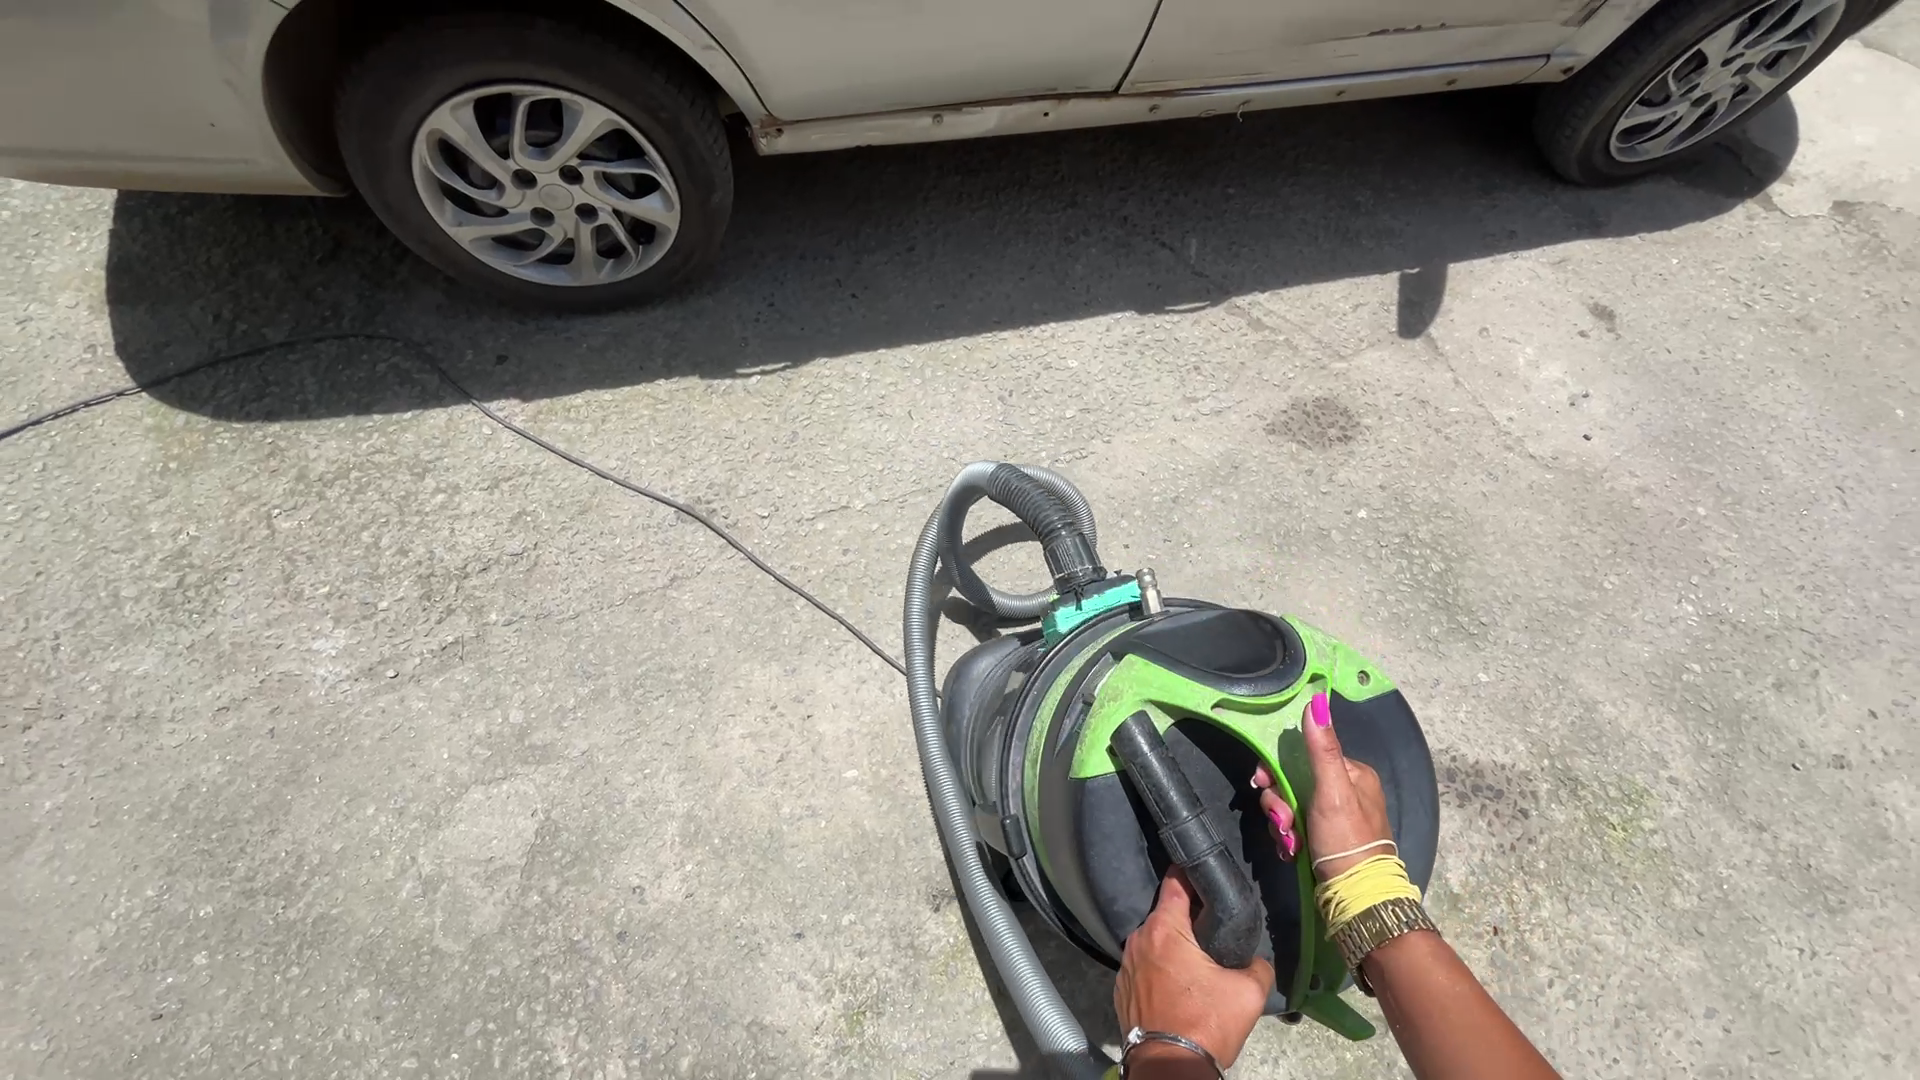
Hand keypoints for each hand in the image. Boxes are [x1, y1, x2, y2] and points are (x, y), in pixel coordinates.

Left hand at [1114, 868, 1274, 1069]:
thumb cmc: (1206, 1024)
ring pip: (1151, 943)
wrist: (1169, 1068)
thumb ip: (1258, 966)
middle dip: (1184, 920)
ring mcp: (1125, 964)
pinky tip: (1173, 987)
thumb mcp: (1247, 994)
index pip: (1174, 884)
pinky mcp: (1120, 989)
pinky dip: (1155, 971)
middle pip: (1163, 916)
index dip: (1188, 875)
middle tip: (1207, 929)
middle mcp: (1138, 939)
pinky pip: (1141, 968)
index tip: (1200, 871)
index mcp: (1164, 930)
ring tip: (1192, 963)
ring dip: (1169, 948)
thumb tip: (1258, 960)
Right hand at [1253, 691, 1394, 880]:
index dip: (1277, 766)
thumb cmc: (1346, 840)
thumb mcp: (1332, 791)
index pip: (1303, 754)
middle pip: (1293, 779)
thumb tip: (1317, 700)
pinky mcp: (1326, 837)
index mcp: (1353, 773)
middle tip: (1280, 819)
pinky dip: (1288, 834)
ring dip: (1281, 820)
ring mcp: (1335, 815)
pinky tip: (1291, 847)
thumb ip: (1321, 748)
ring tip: (1288, 839)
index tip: (1263, 783)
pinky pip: (1295, 824)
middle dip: (1279, 800)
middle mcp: (1346, 790)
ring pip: (1290, 803)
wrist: (1357, 898)